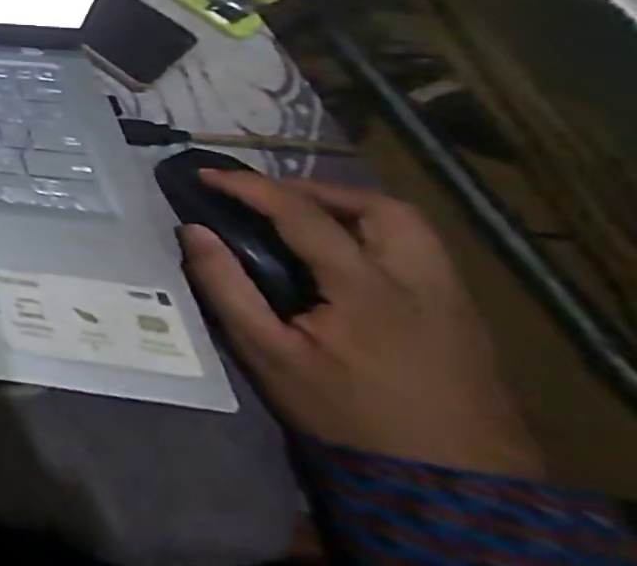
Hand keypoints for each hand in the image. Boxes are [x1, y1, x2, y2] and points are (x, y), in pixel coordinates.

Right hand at [180, 172, 542, 477]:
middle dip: (318, 190)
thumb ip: (226, 287)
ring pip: (410, 227)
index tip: (206, 174)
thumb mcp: (268, 355)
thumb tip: (193, 231)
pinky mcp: (465, 319)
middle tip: (271, 197)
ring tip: (307, 220)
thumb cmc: (347, 415)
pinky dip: (376, 236)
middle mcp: (419, 280)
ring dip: (353, 210)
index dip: (249, 186)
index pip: (301, 213)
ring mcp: (452, 299)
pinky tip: (346, 259)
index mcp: (368, 286)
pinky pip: (420, 254)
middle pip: (379, 207)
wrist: (452, 485)